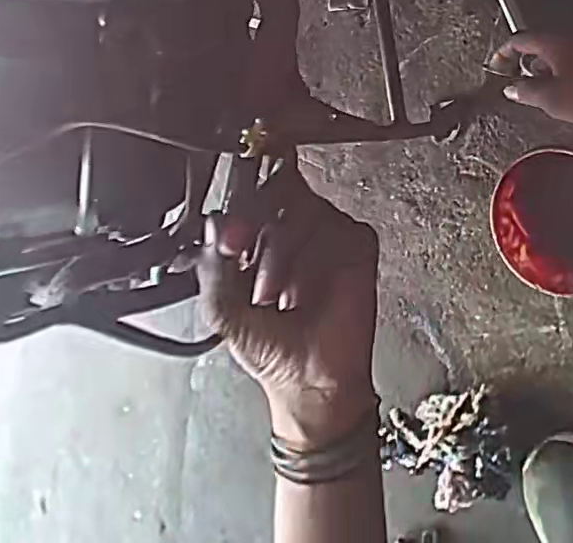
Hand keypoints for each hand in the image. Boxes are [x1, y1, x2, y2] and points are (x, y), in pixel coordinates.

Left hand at [196, 162, 377, 446]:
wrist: (306, 382)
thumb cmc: (271, 346)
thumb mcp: (223, 308)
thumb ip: (214, 265)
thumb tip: (215, 226)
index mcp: (263, 232)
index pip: (255, 190)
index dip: (242, 203)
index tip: (231, 236)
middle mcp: (297, 226)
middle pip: (280, 191)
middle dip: (259, 232)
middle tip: (247, 263)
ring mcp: (330, 231)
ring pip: (306, 210)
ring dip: (283, 257)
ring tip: (278, 297)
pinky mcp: (358, 244)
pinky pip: (337, 231)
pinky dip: (316, 264)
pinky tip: (307, 293)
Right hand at [489, 31, 572, 135]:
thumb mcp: (555, 101)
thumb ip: (527, 91)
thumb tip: (513, 87)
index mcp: (555, 39)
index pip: (519, 39)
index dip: (504, 54)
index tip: (499, 67)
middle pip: (541, 41)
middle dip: (529, 62)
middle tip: (525, 83)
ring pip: (562, 47)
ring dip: (551, 65)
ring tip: (552, 90)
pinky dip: (571, 65)